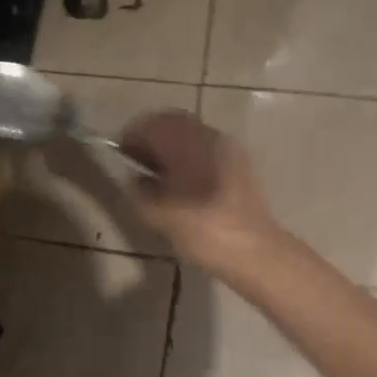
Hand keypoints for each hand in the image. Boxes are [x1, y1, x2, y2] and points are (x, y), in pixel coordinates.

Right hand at [120, 110, 283, 267]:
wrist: (258, 254)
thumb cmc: (206, 233)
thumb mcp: (160, 217)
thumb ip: (140, 193)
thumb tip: (133, 179)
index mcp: (192, 145)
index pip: (153, 123)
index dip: (131, 136)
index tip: (119, 155)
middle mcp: (211, 139)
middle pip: (172, 123)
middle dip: (150, 138)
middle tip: (134, 162)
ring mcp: (228, 150)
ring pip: (189, 135)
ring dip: (168, 147)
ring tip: (154, 175)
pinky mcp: (238, 166)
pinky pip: (203, 150)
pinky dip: (185, 157)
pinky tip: (179, 184)